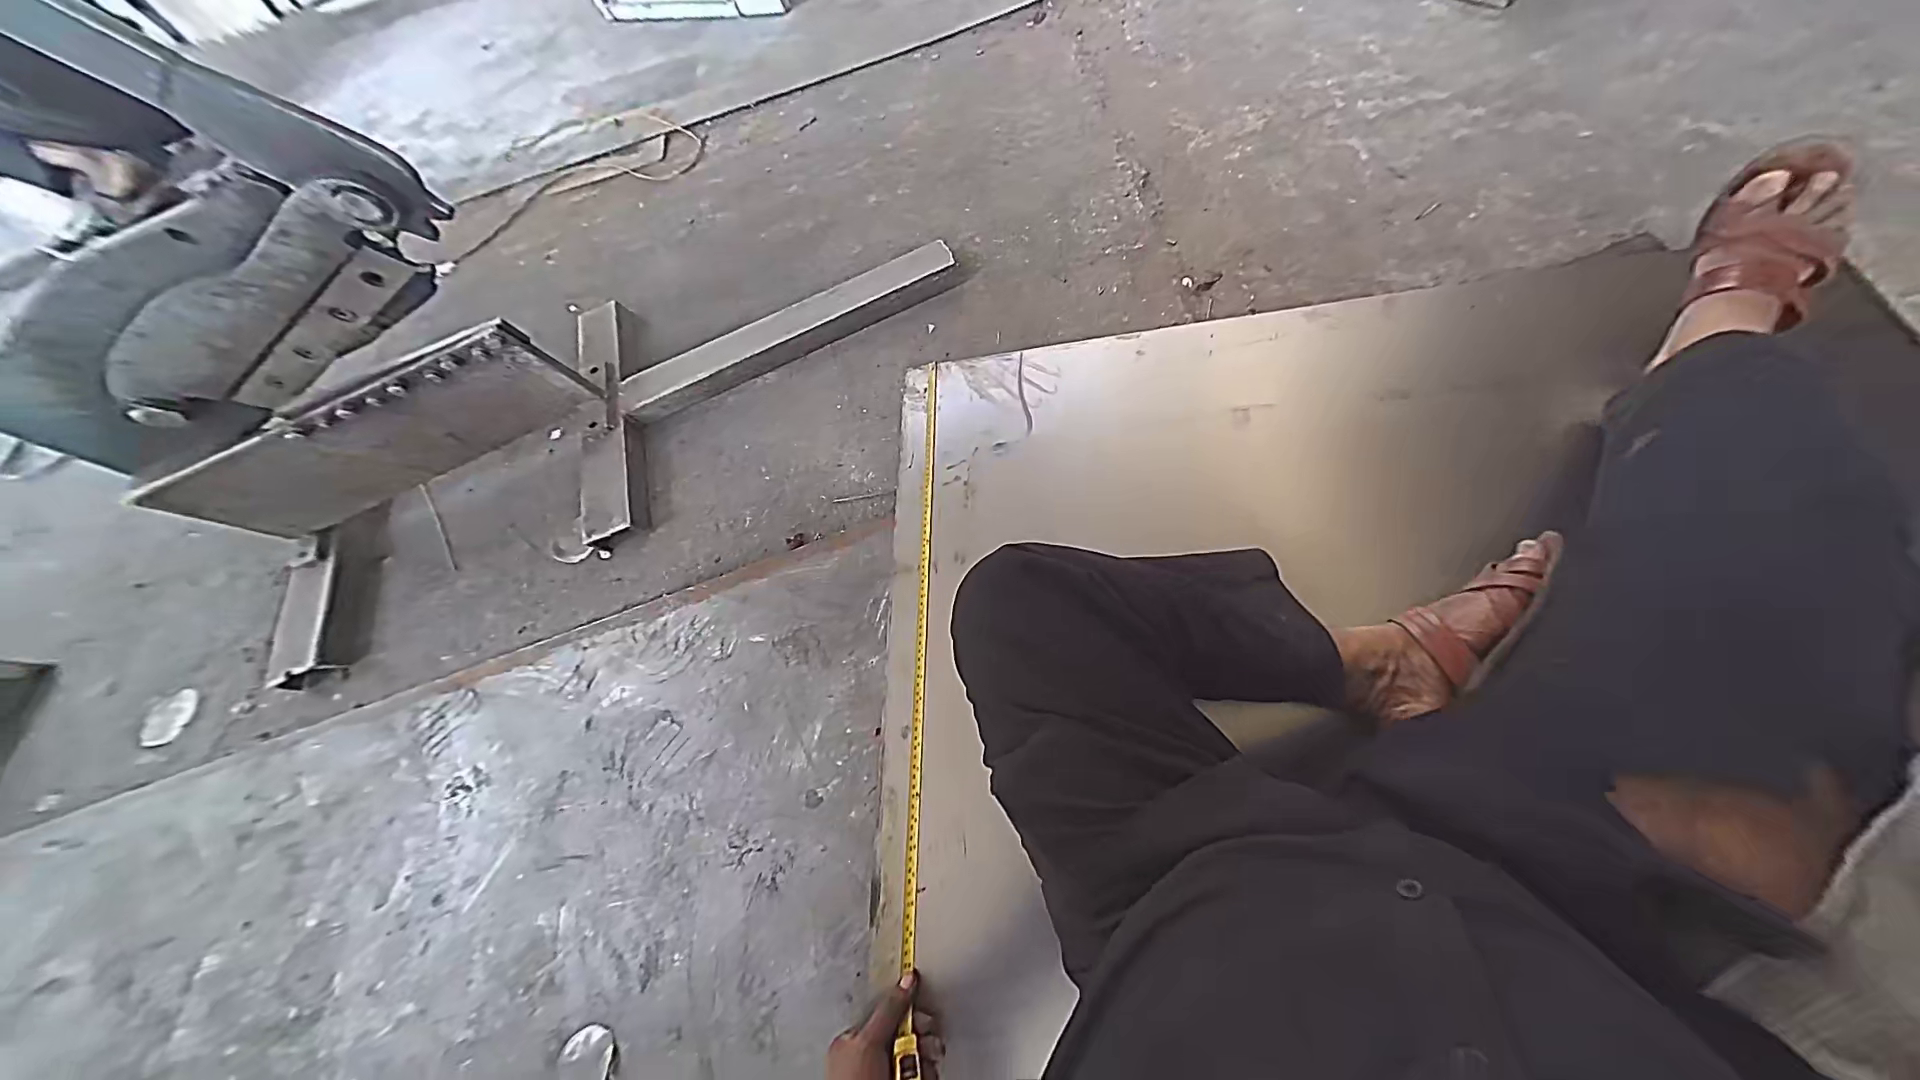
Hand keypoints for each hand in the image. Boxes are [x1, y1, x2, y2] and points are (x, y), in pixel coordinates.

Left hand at [826, 970, 942, 1079]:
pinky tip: (925, 1074)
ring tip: (924, 1064)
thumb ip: (888, 1010)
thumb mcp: (867, 1042)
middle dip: (923, 1032)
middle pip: (908, 1030)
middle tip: (925, 1039)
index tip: (920, 996)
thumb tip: (907, 980)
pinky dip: (929, 1072)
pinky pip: (926, 1072)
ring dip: (928, 1054)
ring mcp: (890, 1074)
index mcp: (855, 1041)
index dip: (907, 1005)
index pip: (888, 1010)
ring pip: (921, 1052)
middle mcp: (873, 1056)